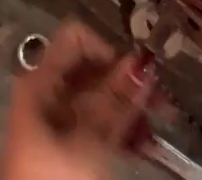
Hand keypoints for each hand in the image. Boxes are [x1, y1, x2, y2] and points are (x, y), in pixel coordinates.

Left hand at [1, 21, 151, 179]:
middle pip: (90, 68)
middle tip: (162, 101)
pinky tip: (143, 144)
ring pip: (96, 98)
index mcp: (39, 80)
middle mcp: (43, 91)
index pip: (76, 36)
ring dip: (128, 108)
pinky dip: (118, 129)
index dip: (109, 48)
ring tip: (157, 125)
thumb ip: (117, 99)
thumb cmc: (55, 179)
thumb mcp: (91, 141)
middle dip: (127, 82)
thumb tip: (142, 63)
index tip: (139, 74)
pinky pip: (93, 124)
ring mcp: (51, 119)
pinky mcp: (61, 145)